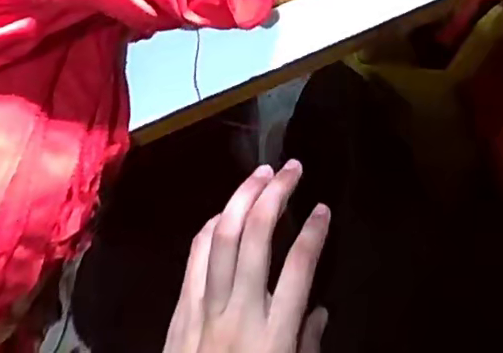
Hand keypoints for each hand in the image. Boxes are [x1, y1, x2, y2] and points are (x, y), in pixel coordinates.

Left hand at [164, 160, 329, 352]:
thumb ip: (306, 346)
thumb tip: (320, 309)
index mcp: (270, 338)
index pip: (297, 268)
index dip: (313, 232)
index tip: (323, 207)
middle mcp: (237, 315)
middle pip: (256, 236)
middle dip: (276, 193)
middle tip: (292, 168)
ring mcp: (203, 310)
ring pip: (220, 235)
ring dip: (242, 196)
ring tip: (262, 173)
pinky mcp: (180, 312)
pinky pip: (195, 255)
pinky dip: (212, 226)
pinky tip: (225, 211)